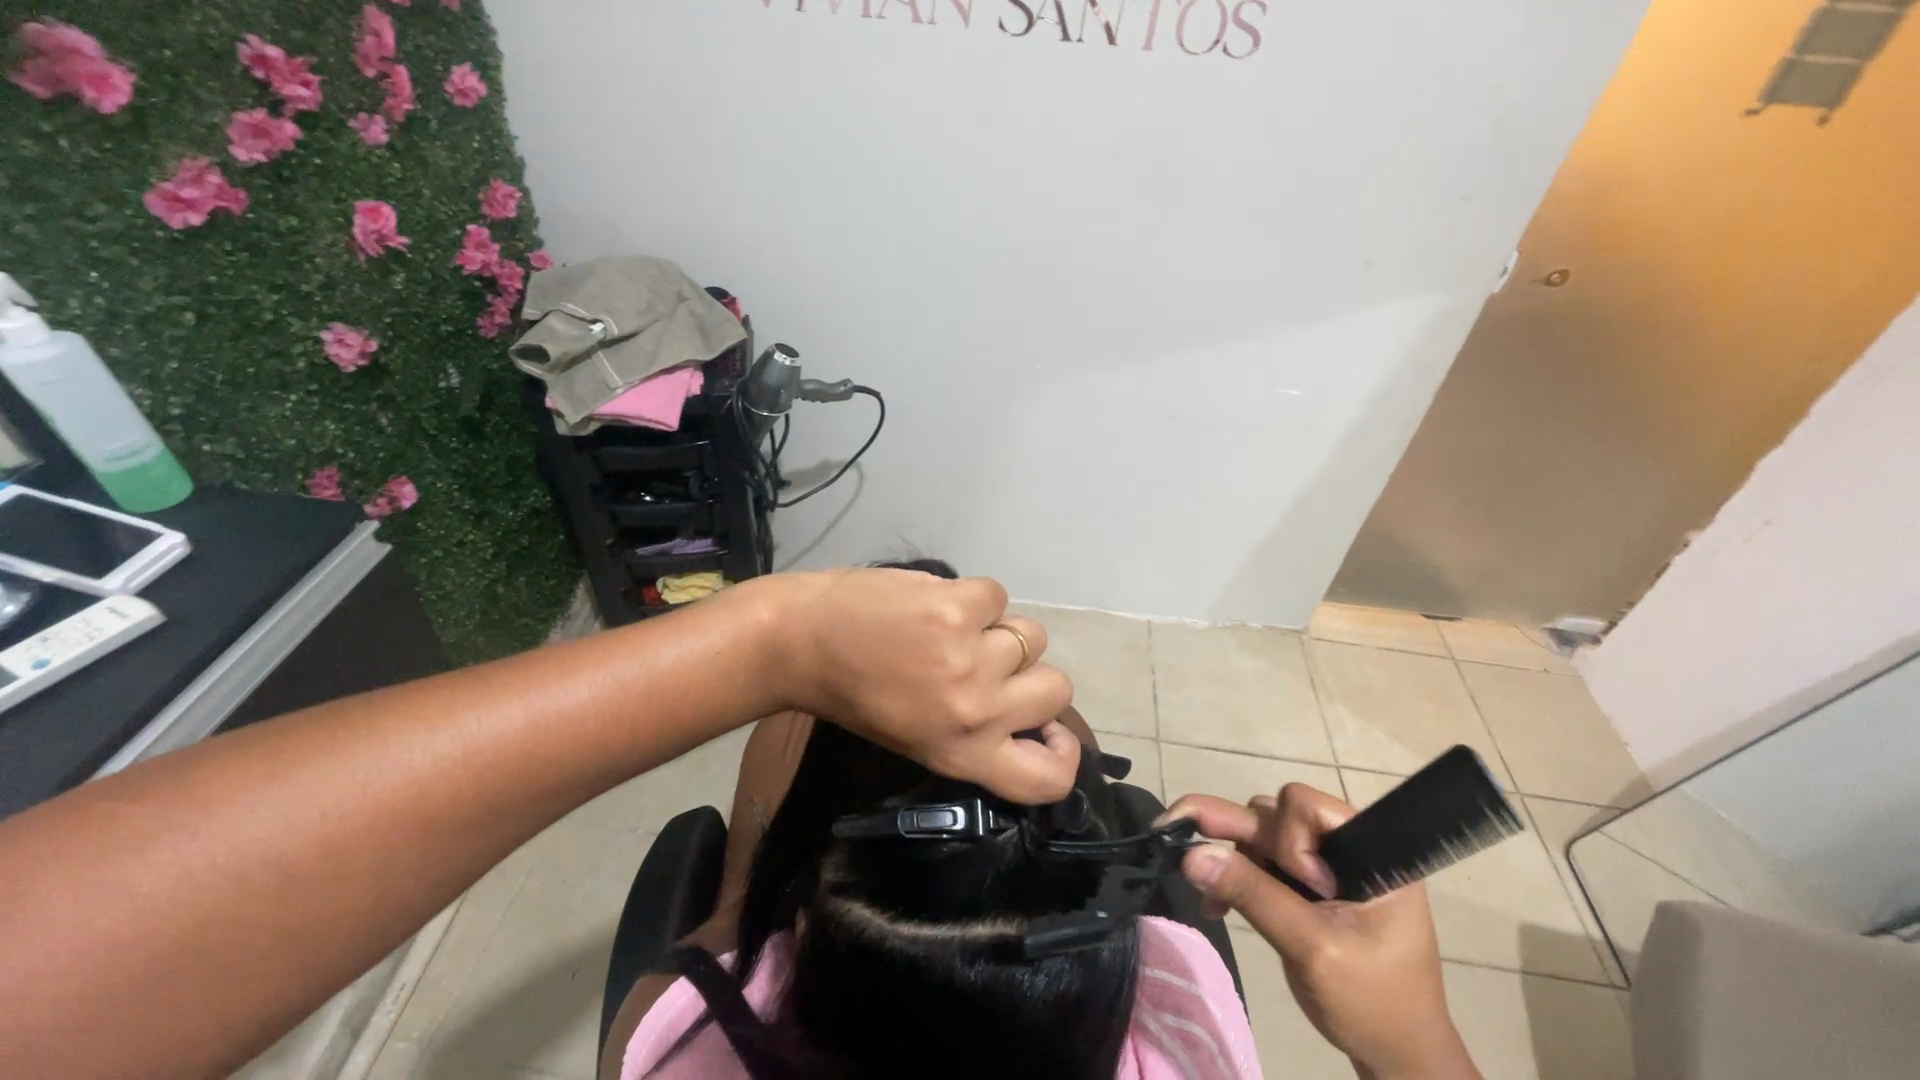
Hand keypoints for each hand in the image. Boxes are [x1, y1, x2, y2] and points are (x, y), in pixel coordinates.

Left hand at [744, 568, 1078, 803]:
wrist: (802, 641)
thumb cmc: (855, 698)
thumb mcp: (919, 738)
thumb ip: (978, 733)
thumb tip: (1032, 712)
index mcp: (963, 752)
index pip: (1049, 778)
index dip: (1066, 751)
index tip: (1049, 729)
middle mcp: (977, 711)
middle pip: (1057, 689)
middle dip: (1030, 673)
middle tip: (988, 664)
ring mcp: (972, 655)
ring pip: (1032, 636)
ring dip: (1001, 630)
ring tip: (954, 630)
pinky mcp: (959, 606)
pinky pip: (998, 595)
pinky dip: (974, 597)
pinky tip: (936, 604)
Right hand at [1164, 785, 1479, 1079]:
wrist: (1396, 1057)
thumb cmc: (1371, 1002)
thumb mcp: (1311, 948)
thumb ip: (1254, 895)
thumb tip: (1190, 854)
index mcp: (1371, 849)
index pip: (1306, 806)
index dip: (1288, 839)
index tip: (1306, 890)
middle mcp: (1346, 846)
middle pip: (1277, 815)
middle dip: (1235, 835)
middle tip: (1177, 833)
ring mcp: (1326, 867)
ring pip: (1262, 836)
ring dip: (1233, 860)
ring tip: (1216, 899)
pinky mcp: (1309, 888)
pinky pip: (1262, 862)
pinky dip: (1236, 878)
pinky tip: (1219, 906)